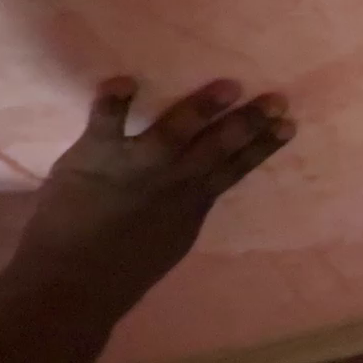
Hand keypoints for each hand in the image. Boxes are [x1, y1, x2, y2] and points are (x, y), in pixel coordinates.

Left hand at [9, 76, 294, 310]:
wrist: (72, 283)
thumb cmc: (125, 266)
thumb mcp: (175, 236)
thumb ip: (189, 204)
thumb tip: (204, 186)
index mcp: (195, 199)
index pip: (239, 166)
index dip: (265, 145)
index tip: (290, 124)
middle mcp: (175, 179)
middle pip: (220, 144)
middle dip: (250, 121)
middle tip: (276, 99)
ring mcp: (138, 166)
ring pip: (177, 130)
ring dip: (202, 107)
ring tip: (229, 86)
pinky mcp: (96, 156)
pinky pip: (106, 123)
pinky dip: (114, 101)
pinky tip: (126, 80)